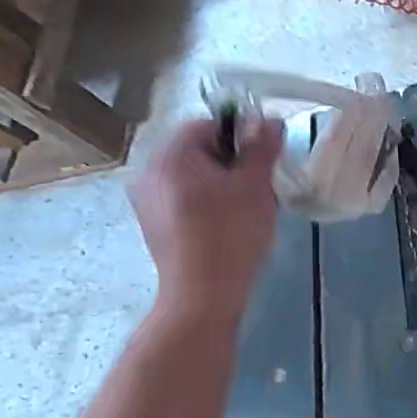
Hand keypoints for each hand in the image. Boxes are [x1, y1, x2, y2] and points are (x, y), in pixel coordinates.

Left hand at [129, 116, 283, 310]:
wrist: (203, 296)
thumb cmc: (231, 234)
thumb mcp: (255, 185)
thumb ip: (262, 147)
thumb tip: (269, 120)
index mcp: (169, 155)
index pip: (206, 124)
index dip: (240, 134)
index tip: (264, 158)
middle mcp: (149, 172)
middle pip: (197, 149)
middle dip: (232, 160)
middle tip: (260, 183)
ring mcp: (147, 201)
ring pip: (192, 176)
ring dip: (221, 182)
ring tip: (247, 206)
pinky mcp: (153, 226)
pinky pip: (183, 198)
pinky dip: (207, 202)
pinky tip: (227, 224)